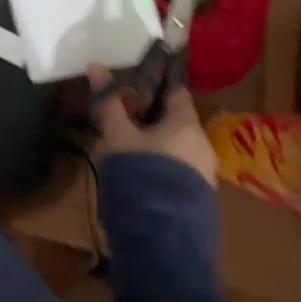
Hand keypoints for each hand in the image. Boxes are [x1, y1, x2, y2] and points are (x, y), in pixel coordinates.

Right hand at [87, 64, 217, 187]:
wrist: (162, 235)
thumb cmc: (140, 172)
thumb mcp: (117, 134)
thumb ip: (109, 101)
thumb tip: (96, 65)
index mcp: (187, 125)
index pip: (176, 91)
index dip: (156, 82)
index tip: (134, 79)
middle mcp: (202, 145)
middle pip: (175, 119)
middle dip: (150, 114)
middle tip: (121, 113)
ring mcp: (204, 173)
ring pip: (176, 144)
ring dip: (153, 139)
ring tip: (123, 143)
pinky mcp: (198, 196)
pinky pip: (178, 166)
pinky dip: (159, 160)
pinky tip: (137, 169)